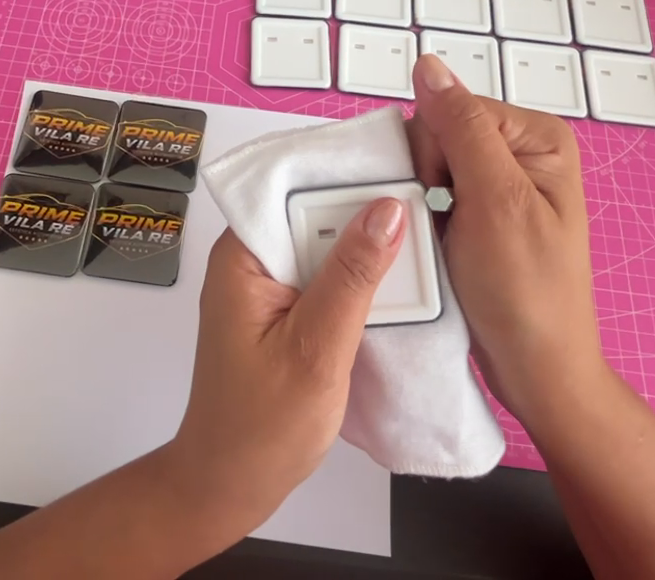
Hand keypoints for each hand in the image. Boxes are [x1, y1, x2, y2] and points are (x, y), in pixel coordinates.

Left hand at [165, 203, 405, 531]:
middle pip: (311, 215)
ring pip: (323, 246)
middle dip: (362, 213)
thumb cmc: (262, 426)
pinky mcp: (285, 311)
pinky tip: (396, 283)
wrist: (231, 486)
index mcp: (241, 256)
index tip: (397, 168)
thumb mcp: (315, 347)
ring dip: (366, 250)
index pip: (291, 191)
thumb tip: (388, 208)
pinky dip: (358, 281)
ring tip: (422, 239)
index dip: (342, 178)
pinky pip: (325, 278)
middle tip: (422, 205)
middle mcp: (250, 260)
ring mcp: (267, 286)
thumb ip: (352, 276)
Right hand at [407, 54, 605, 420]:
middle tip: (446, 221)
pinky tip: (438, 239)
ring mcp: (499, 182)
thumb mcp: (496, 201)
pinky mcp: (479, 210)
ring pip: (429, 162)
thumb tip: (428, 64)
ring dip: (421, 197)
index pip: (455, 108)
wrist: (533, 368)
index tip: (446, 199)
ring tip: (442, 235)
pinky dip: (424, 213)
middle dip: (428, 175)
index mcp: (537, 137)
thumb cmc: (524, 290)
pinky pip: (432, 190)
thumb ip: (462, 128)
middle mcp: (520, 151)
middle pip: (440, 132)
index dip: (436, 150)